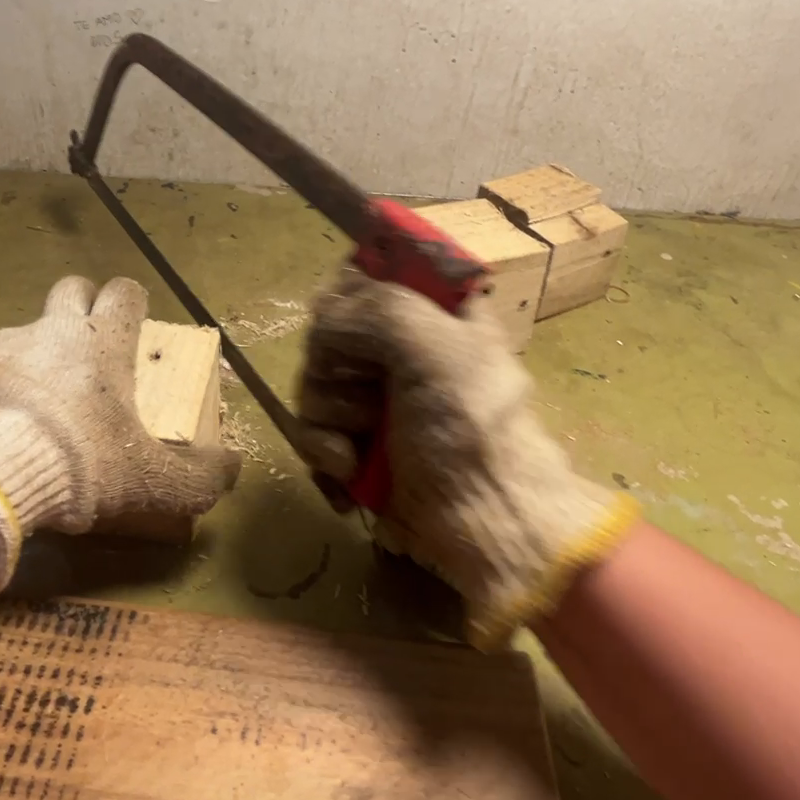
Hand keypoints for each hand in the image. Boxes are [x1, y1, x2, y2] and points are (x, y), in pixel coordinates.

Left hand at [0, 276, 239, 595]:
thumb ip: (199, 477)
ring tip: (32, 409)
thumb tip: (233, 468)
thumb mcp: (153, 481)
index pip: (124, 292)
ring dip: (31, 358)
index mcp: (102, 341)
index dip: (131, 302)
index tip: (134, 323)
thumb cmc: (81, 462)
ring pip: (20, 334)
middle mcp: (50, 330)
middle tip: (87, 348)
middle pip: (70, 289)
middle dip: (80, 306)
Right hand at [296, 268, 637, 649]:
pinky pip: (314, 433)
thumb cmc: (471, 431)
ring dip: (326, 424)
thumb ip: (377, 309)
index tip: (347, 323)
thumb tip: (322, 319)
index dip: (350, 294)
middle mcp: (404, 350)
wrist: (485, 527)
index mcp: (436, 313)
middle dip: (332, 373)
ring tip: (355, 456)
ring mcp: (379, 401)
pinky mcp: (361, 446)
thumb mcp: (436, 349)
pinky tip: (348, 481)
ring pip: (314, 385)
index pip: (375, 272)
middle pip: (328, 332)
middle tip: (363, 404)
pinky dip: (324, 459)